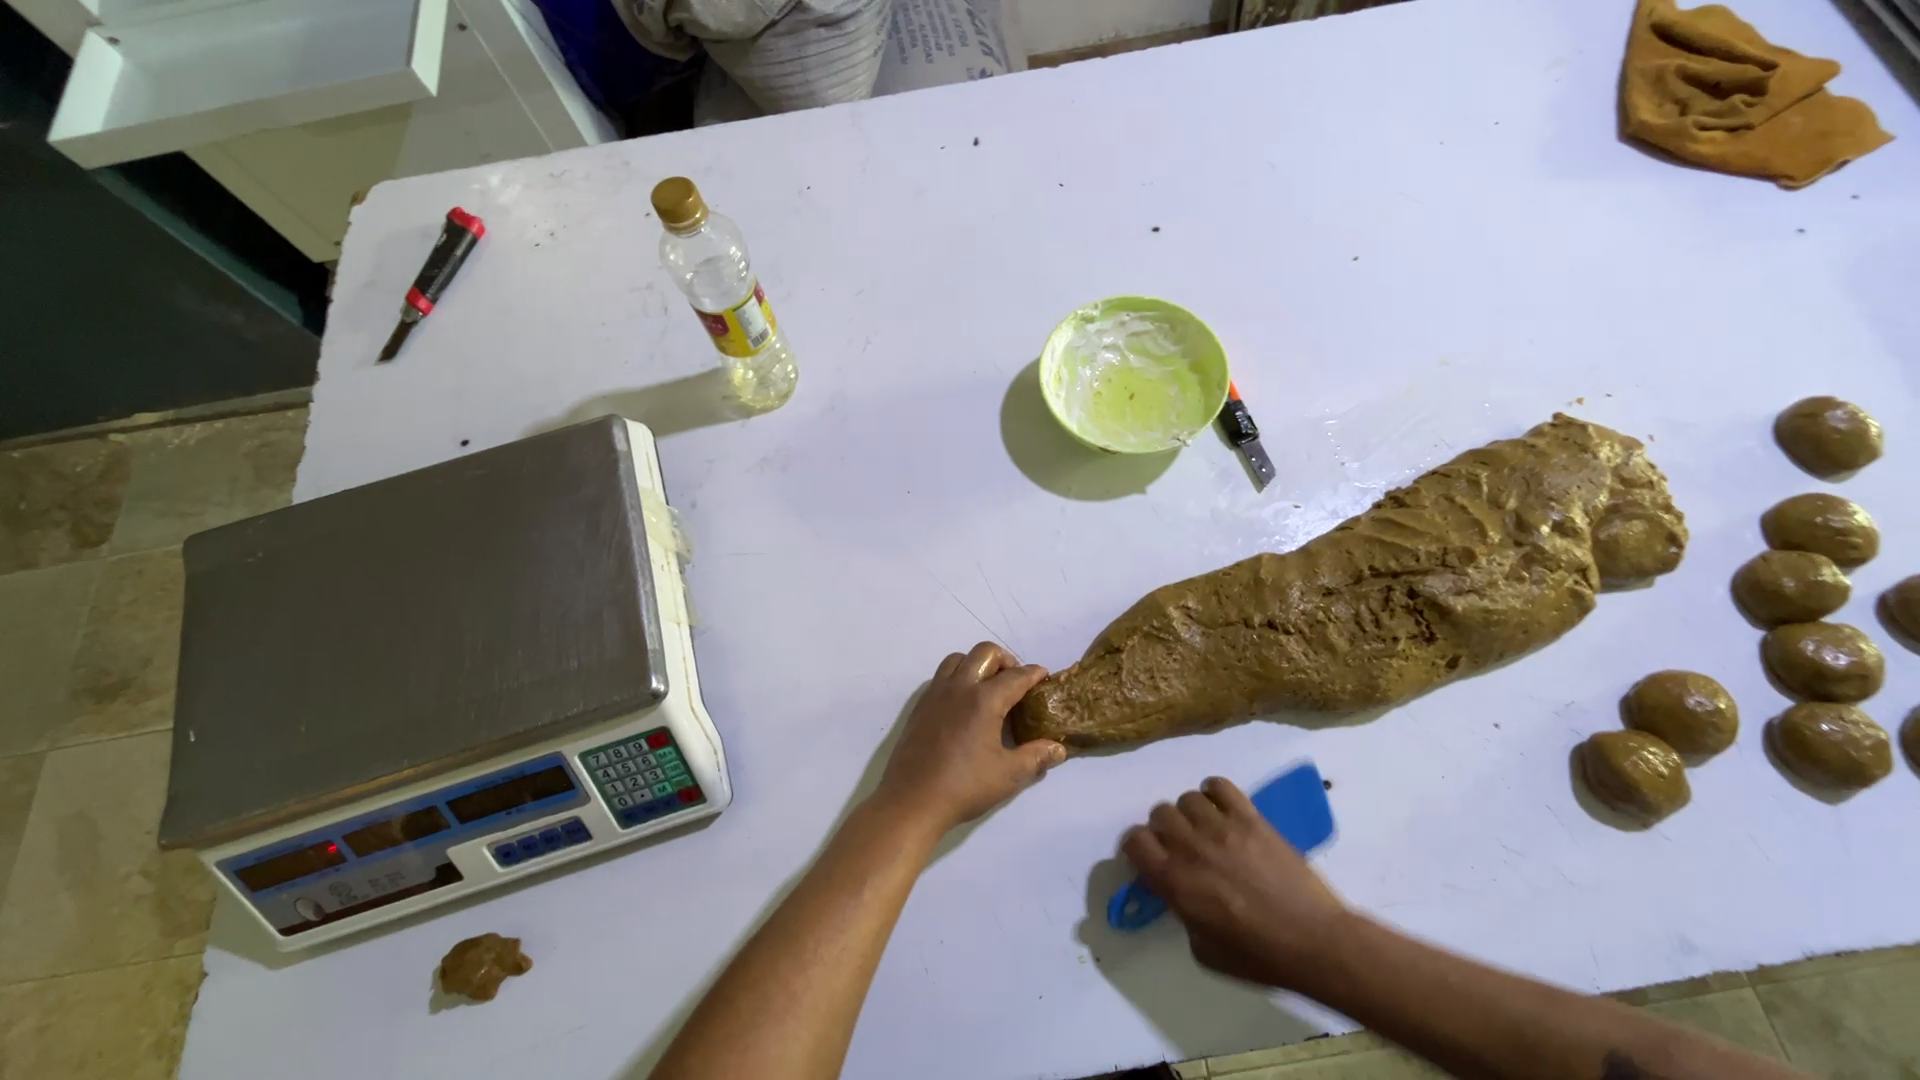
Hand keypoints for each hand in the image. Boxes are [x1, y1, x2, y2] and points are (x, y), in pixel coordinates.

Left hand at [874, 642, 1066, 836]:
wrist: (912, 801)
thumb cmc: (964, 787)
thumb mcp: (1009, 775)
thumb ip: (1036, 757)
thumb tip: (1058, 748)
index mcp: (984, 700)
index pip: (1016, 676)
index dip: (1034, 674)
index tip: (1044, 677)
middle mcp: (959, 688)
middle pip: (985, 653)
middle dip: (1006, 660)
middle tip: (1015, 682)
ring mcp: (935, 694)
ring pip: (958, 659)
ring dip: (977, 664)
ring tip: (988, 687)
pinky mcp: (920, 706)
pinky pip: (941, 677)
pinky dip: (957, 677)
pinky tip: (963, 704)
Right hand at [1122, 777, 1349, 988]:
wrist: (1314, 942)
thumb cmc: (1258, 956)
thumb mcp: (1202, 949)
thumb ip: (1181, 912)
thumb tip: (1179, 893)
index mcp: (1174, 881)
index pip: (1134, 840)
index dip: (1138, 847)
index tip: (1151, 858)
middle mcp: (1191, 847)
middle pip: (1159, 813)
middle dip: (1165, 829)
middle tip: (1182, 846)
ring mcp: (1222, 828)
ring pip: (1188, 798)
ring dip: (1192, 813)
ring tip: (1207, 830)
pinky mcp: (1251, 818)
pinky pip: (1220, 786)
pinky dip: (1215, 793)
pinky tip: (1224, 812)